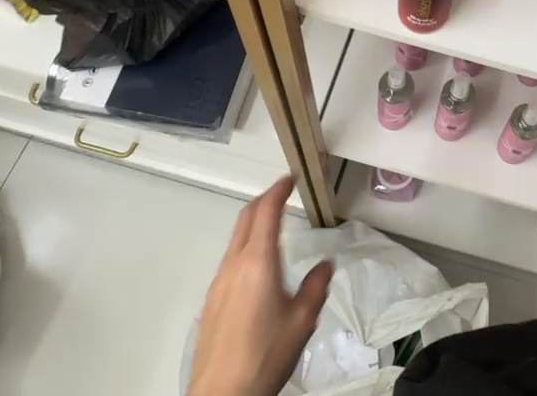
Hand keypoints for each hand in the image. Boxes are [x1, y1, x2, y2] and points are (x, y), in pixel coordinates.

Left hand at [190, 177, 333, 395]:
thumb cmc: (265, 356)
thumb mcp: (302, 322)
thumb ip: (316, 287)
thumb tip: (325, 265)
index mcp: (258, 263)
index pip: (266, 212)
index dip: (278, 190)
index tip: (290, 179)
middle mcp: (234, 265)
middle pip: (245, 219)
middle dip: (263, 201)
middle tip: (282, 195)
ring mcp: (218, 283)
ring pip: (235, 240)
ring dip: (253, 225)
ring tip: (273, 229)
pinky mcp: (211, 302)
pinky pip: (230, 261)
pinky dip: (245, 248)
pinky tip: (258, 269)